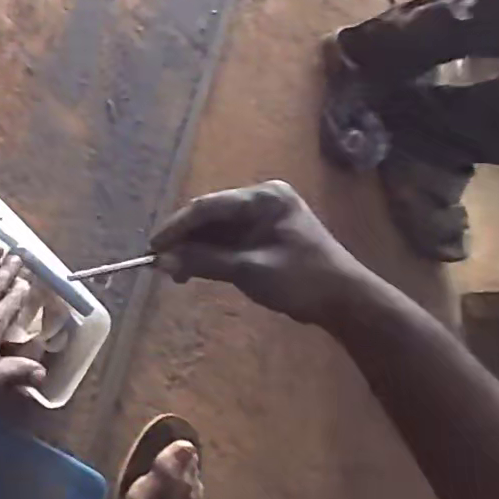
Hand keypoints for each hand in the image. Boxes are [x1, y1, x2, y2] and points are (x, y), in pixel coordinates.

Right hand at [150, 180, 376, 324]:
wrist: (345, 301)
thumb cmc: (302, 280)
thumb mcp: (249, 270)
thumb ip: (204, 262)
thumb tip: (161, 262)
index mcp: (264, 198)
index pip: (208, 206)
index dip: (177, 227)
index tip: (153, 248)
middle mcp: (261, 200)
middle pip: (210, 216)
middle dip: (184, 240)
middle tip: (161, 263)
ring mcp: (263, 217)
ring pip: (216, 229)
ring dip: (194, 249)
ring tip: (175, 272)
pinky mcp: (263, 234)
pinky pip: (227, 239)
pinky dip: (209, 254)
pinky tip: (193, 269)